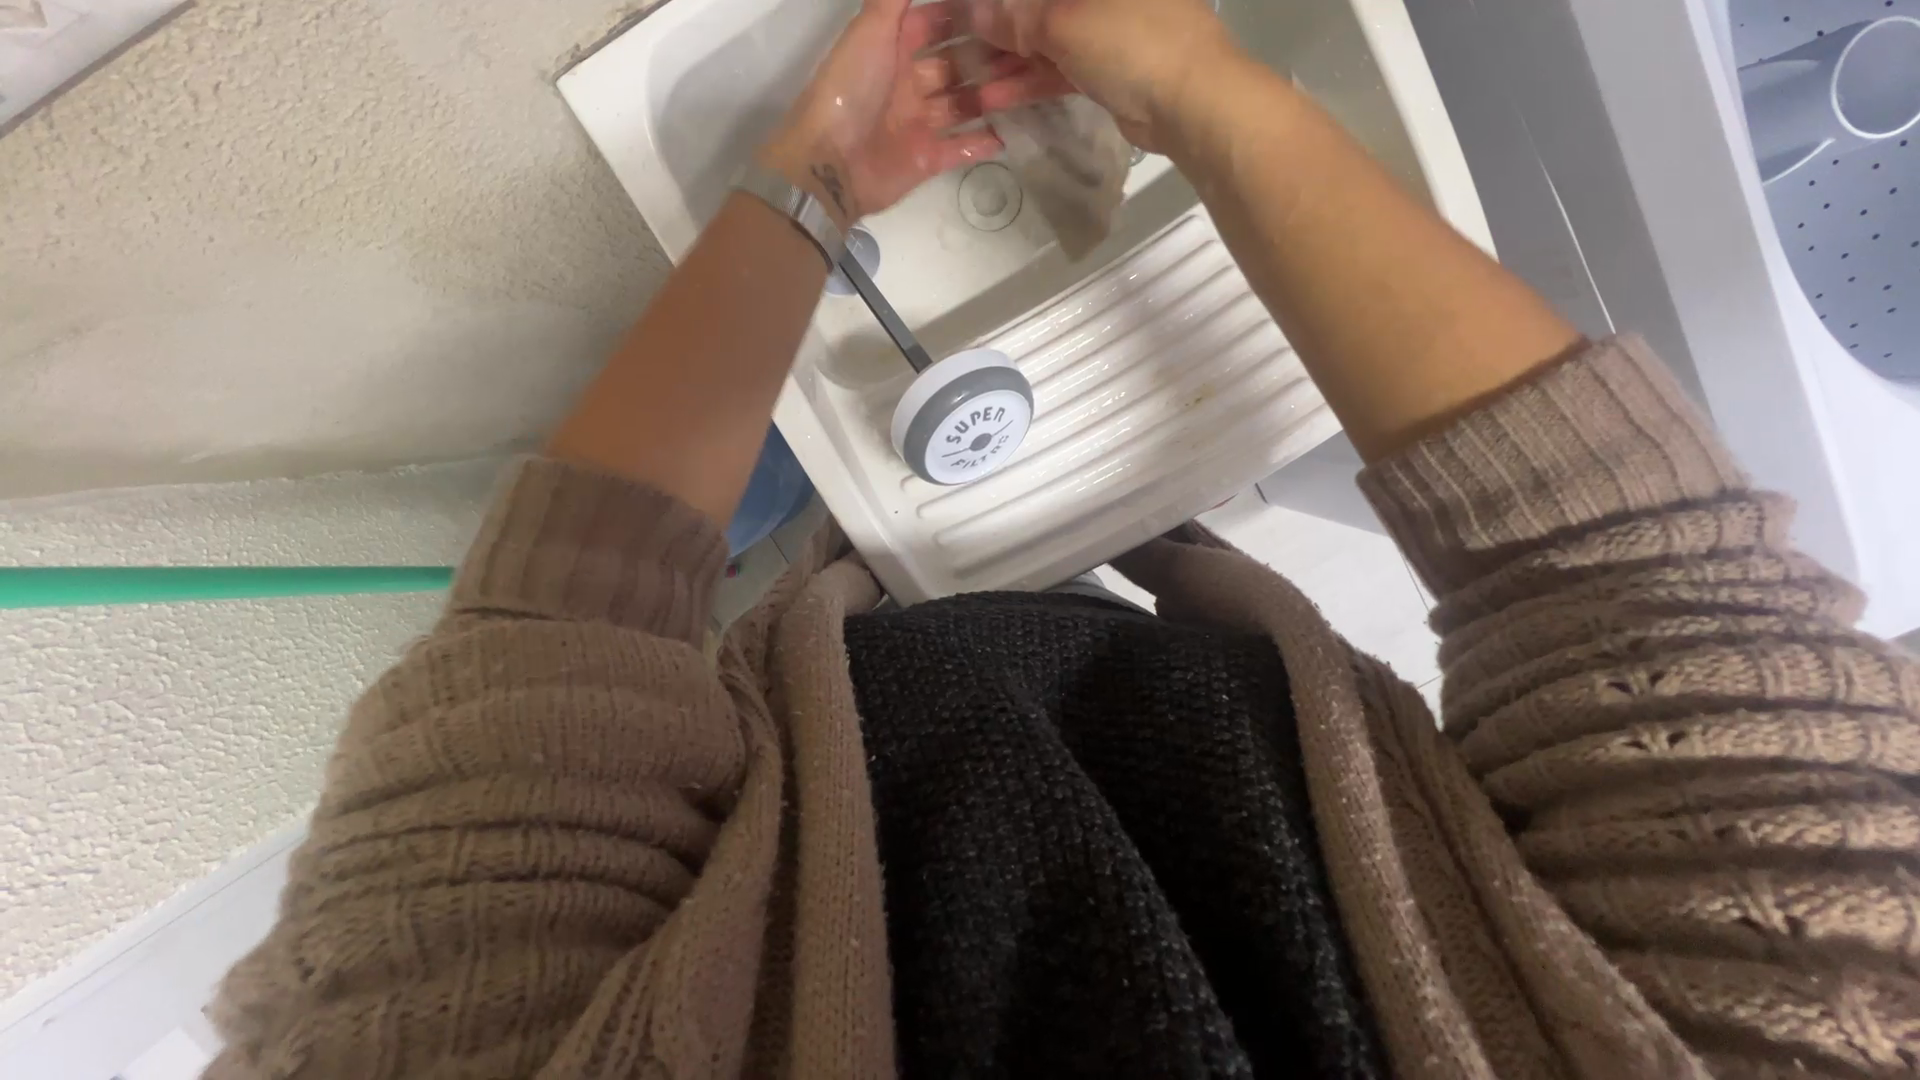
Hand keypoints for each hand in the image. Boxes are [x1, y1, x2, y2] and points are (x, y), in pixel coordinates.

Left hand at [759, 0, 1069, 226]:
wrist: (829, 164)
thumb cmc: (849, 90)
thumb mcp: (872, 28)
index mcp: (891, 48)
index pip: (933, 24)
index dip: (963, 14)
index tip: (1001, 9)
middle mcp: (906, 84)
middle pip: (953, 65)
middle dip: (985, 55)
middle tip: (1026, 46)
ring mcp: (917, 125)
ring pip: (961, 104)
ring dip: (990, 94)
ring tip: (1028, 83)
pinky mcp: (925, 161)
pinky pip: (959, 150)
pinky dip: (980, 143)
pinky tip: (1006, 133)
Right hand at [964, 0, 1235, 151]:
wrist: (1192, 101)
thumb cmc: (1132, 39)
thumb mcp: (1064, 23)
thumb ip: (1015, 19)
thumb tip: (974, 12)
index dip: (998, 0)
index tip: (963, 12)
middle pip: (1039, 4)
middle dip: (997, 28)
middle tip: (956, 50)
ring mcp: (1109, 26)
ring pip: (1046, 37)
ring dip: (1006, 61)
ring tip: (966, 81)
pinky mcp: (1110, 66)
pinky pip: (1060, 67)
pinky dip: (1030, 81)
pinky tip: (993, 98)